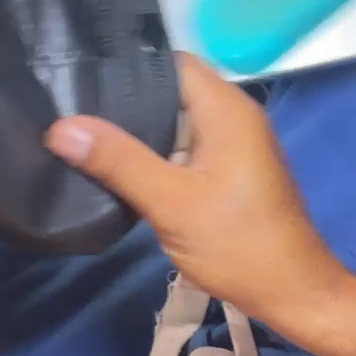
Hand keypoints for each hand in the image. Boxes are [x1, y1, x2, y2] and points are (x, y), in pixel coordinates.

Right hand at [45, 53, 355, 326]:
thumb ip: (118, 161)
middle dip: (127, 99)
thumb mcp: (171, 203)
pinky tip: (122, 165)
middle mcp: (235, 115)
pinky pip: (188, 145)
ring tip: (86, 131)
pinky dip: (159, 151)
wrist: (293, 293)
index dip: (128, 65)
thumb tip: (62, 126)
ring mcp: (235, 143)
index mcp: (227, 108)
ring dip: (141, 129)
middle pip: (173, 89)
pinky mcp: (231, 169)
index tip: (81, 74)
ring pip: (178, 120)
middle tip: (73, 106)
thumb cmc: (238, 244)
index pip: (173, 62)